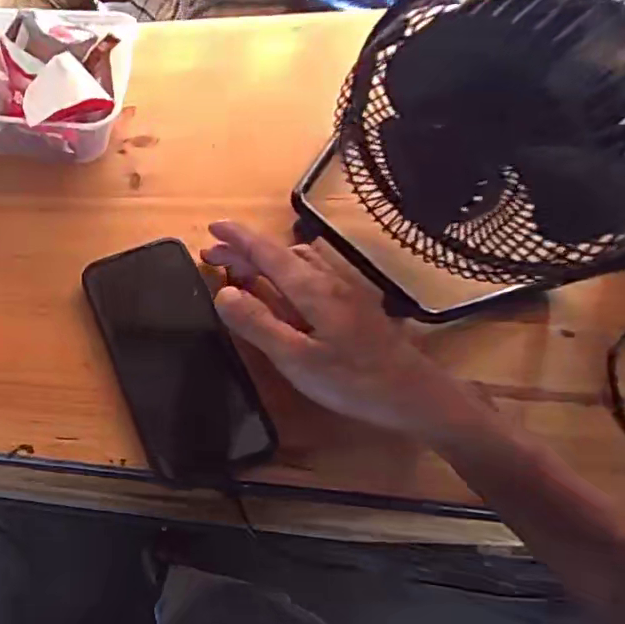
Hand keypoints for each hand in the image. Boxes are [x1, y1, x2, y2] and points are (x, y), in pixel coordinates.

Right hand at [201, 220, 479, 438]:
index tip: (212, 228)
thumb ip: (257, 323)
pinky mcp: (350, 306)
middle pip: (280, 255)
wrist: (414, 395)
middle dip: (244, 251)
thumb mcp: (296, 358)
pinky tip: (279, 290)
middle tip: (210, 255)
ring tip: (238, 271)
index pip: (268, 253)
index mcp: (312, 289)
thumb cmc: (353, 380)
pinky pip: (308, 275)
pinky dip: (282, 272)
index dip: (238, 239)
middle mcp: (328, 281)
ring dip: (263, 260)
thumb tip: (223, 292)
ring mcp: (342, 292)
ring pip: (297, 262)